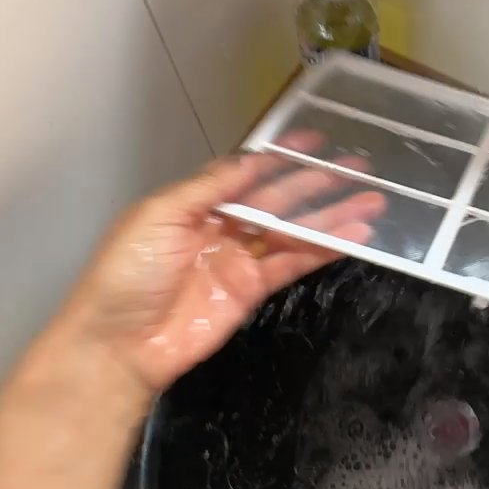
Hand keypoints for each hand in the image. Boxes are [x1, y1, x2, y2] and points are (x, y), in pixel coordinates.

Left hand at [56, 133, 385, 396]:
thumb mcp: (158, 217)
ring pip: (296, 230)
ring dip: (333, 216)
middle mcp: (224, 226)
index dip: (281, 156)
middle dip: (318, 182)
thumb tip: (251, 159)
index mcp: (197, 203)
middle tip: (358, 168)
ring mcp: (241, 258)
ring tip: (372, 202)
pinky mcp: (254, 289)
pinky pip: (295, 262)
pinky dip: (326, 249)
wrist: (116, 347)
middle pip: (280, 198)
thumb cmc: (127, 274)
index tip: (315, 141)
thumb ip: (209, 187)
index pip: (247, 172)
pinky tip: (355, 236)